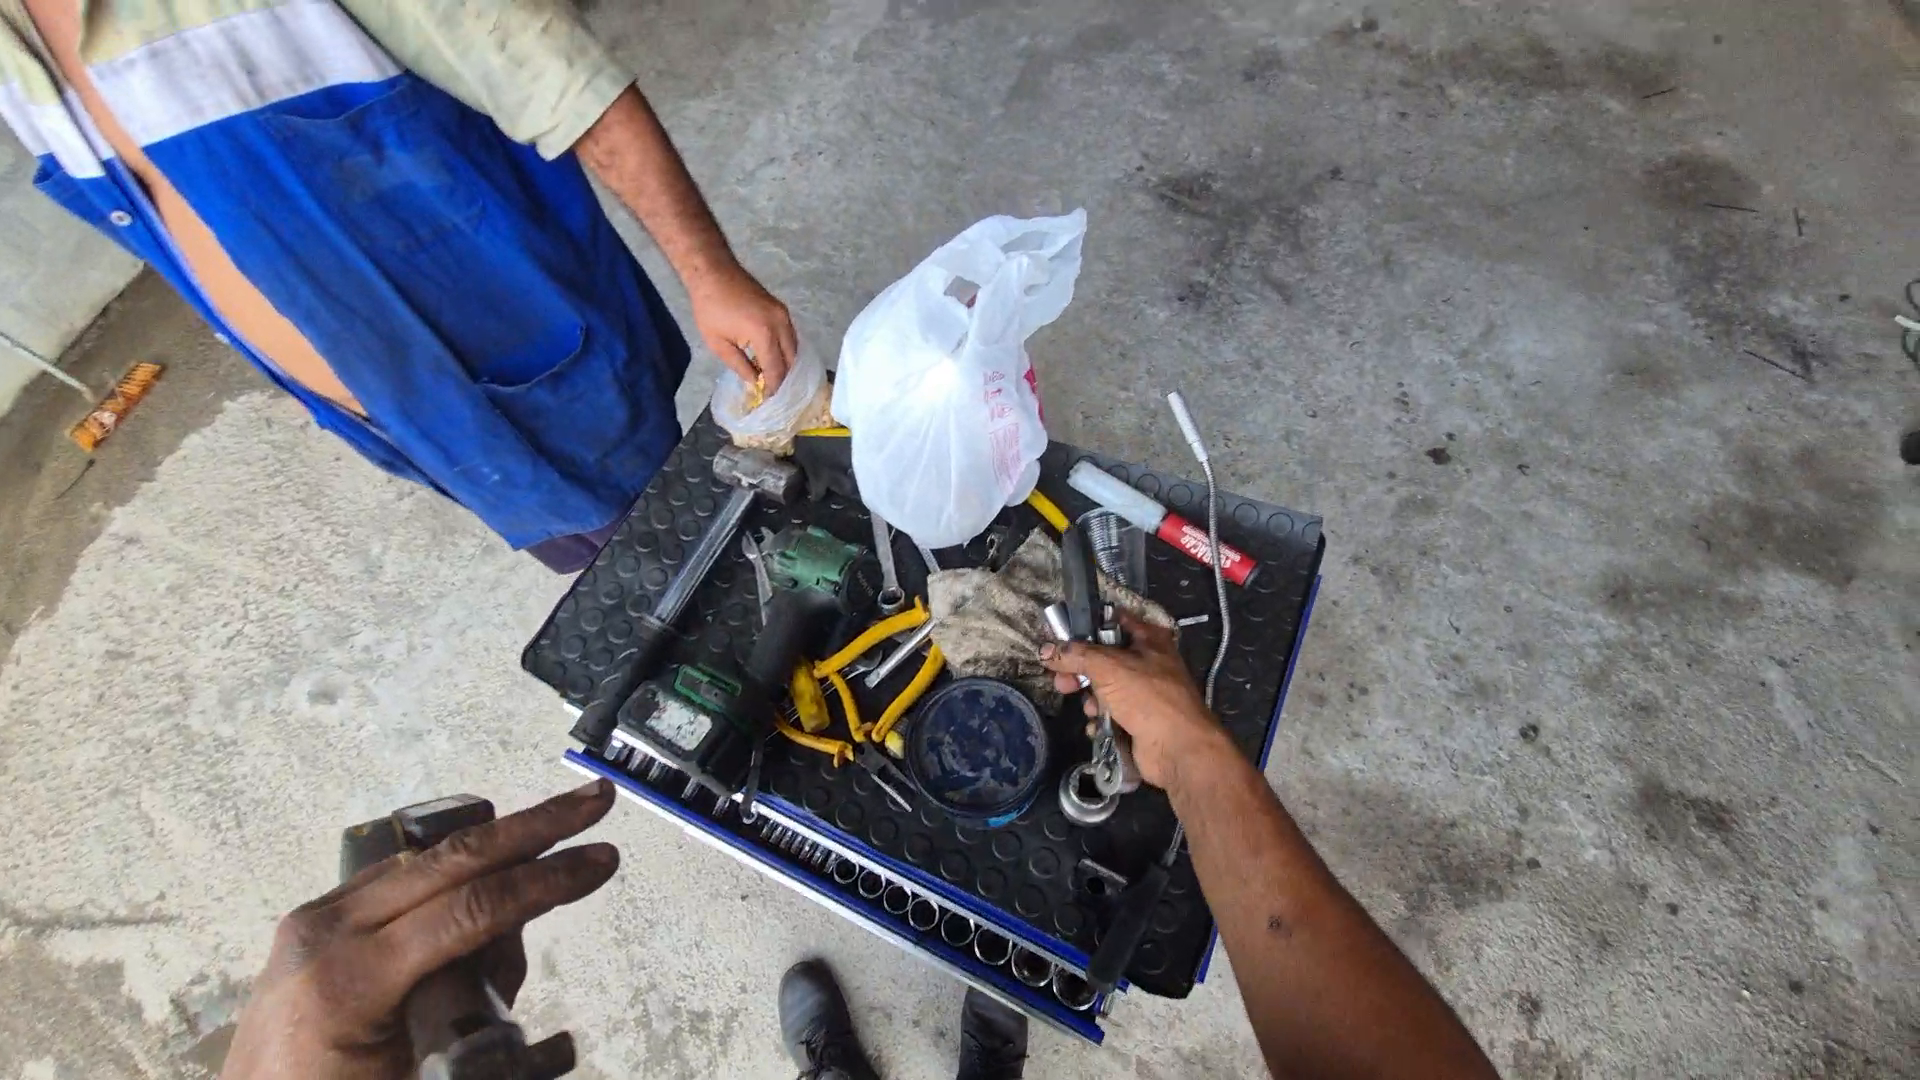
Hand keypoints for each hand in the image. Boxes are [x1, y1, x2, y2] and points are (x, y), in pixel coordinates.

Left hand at [219, 780, 620, 1079]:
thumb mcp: (422, 1074)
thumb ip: (480, 999)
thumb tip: (513, 931)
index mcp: (348, 984)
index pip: (471, 908)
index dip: (546, 879)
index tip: (604, 859)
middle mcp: (327, 932)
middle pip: (455, 858)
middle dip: (537, 825)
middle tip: (597, 799)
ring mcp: (320, 917)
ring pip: (436, 855)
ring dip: (507, 835)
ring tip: (565, 829)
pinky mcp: (324, 915)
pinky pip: (413, 871)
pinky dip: (468, 860)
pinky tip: (506, 858)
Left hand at [689, 264, 797, 396]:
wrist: (712, 271)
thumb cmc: (709, 307)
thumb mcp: (718, 344)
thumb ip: (740, 366)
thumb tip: (754, 382)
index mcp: (764, 334)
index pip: (776, 370)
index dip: (773, 388)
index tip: (769, 401)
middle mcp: (781, 325)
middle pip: (792, 361)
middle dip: (785, 379)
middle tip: (776, 393)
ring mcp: (784, 315)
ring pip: (795, 349)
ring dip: (788, 365)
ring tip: (777, 379)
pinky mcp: (782, 310)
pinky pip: (791, 337)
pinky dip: (787, 351)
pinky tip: (776, 359)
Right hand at [1040, 613, 1231, 790]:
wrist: (1177, 748)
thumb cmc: (1146, 696)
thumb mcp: (1108, 667)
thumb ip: (1075, 655)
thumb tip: (1046, 650)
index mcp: (1149, 639)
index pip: (1113, 621)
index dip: (1086, 626)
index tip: (1061, 635)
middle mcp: (1148, 662)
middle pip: (1103, 658)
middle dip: (1080, 669)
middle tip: (1060, 678)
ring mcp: (1144, 693)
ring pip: (1105, 687)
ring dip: (1090, 697)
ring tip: (1088, 708)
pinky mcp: (1139, 720)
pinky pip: (1111, 713)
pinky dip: (1100, 718)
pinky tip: (1096, 725)